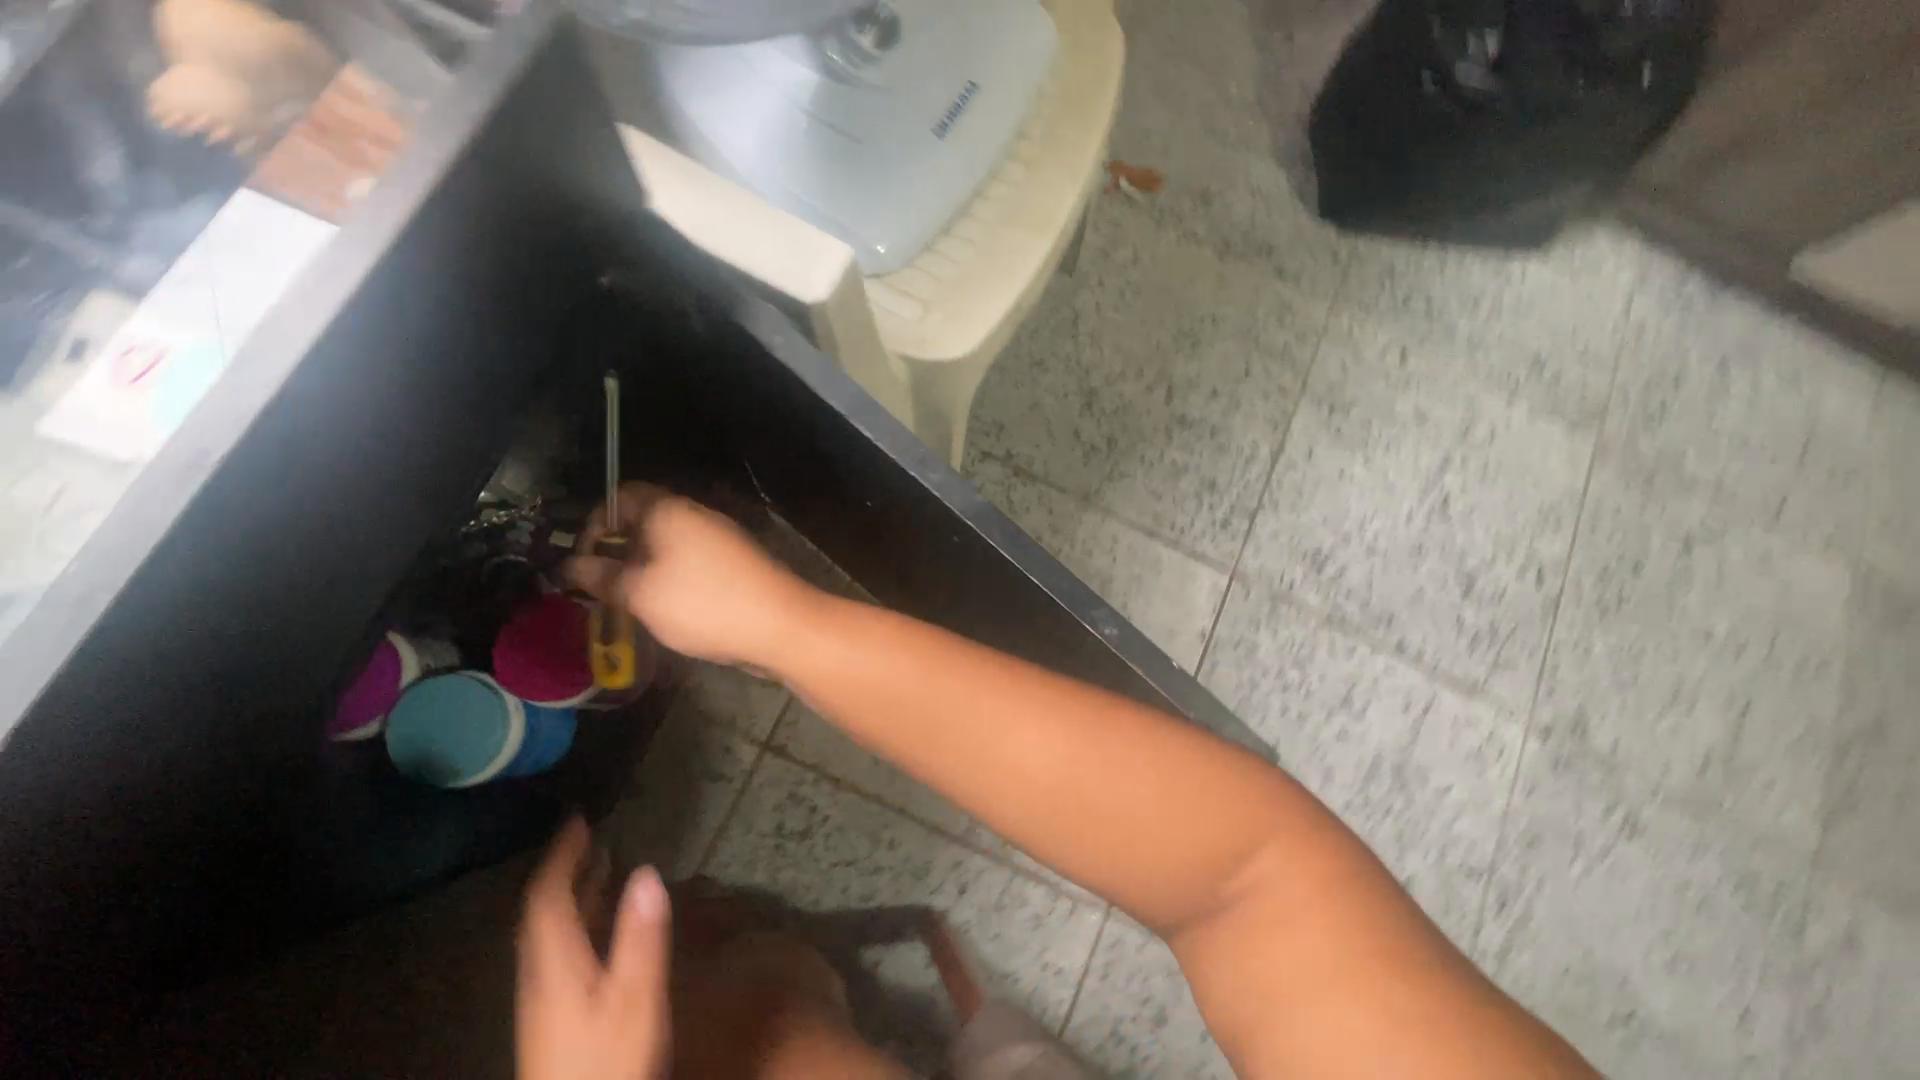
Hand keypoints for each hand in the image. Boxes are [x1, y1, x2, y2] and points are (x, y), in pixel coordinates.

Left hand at [517, 819, 671, 1079]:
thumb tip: (646, 873)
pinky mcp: (552, 1018)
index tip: (578, 821)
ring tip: (600, 871)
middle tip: (591, 838)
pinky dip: (577, 925)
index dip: (561, 857)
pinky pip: (558, 952)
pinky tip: (601, 933)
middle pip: (542, 914)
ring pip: (549, 935)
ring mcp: (543, 1000)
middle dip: (565, 871)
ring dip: (571, 897)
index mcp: (556, 963)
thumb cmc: (606, 1062)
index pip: (548, 898)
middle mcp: (541, 975)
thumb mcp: (633, 999)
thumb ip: (640, 937)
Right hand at [566, 484, 819, 669]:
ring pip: (668, 546)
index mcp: (670, 510)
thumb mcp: (641, 594)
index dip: (595, 522)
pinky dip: (671, 581)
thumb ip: (603, 577)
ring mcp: (719, 541)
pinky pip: (691, 565)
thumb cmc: (704, 604)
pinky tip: (665, 612)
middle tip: (600, 587)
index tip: (583, 559)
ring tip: (628, 604)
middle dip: (617, 550)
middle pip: (644, 521)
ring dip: (644, 570)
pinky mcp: (735, 566)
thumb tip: (570, 566)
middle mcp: (696, 516)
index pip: (621, 495)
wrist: (780, 626)